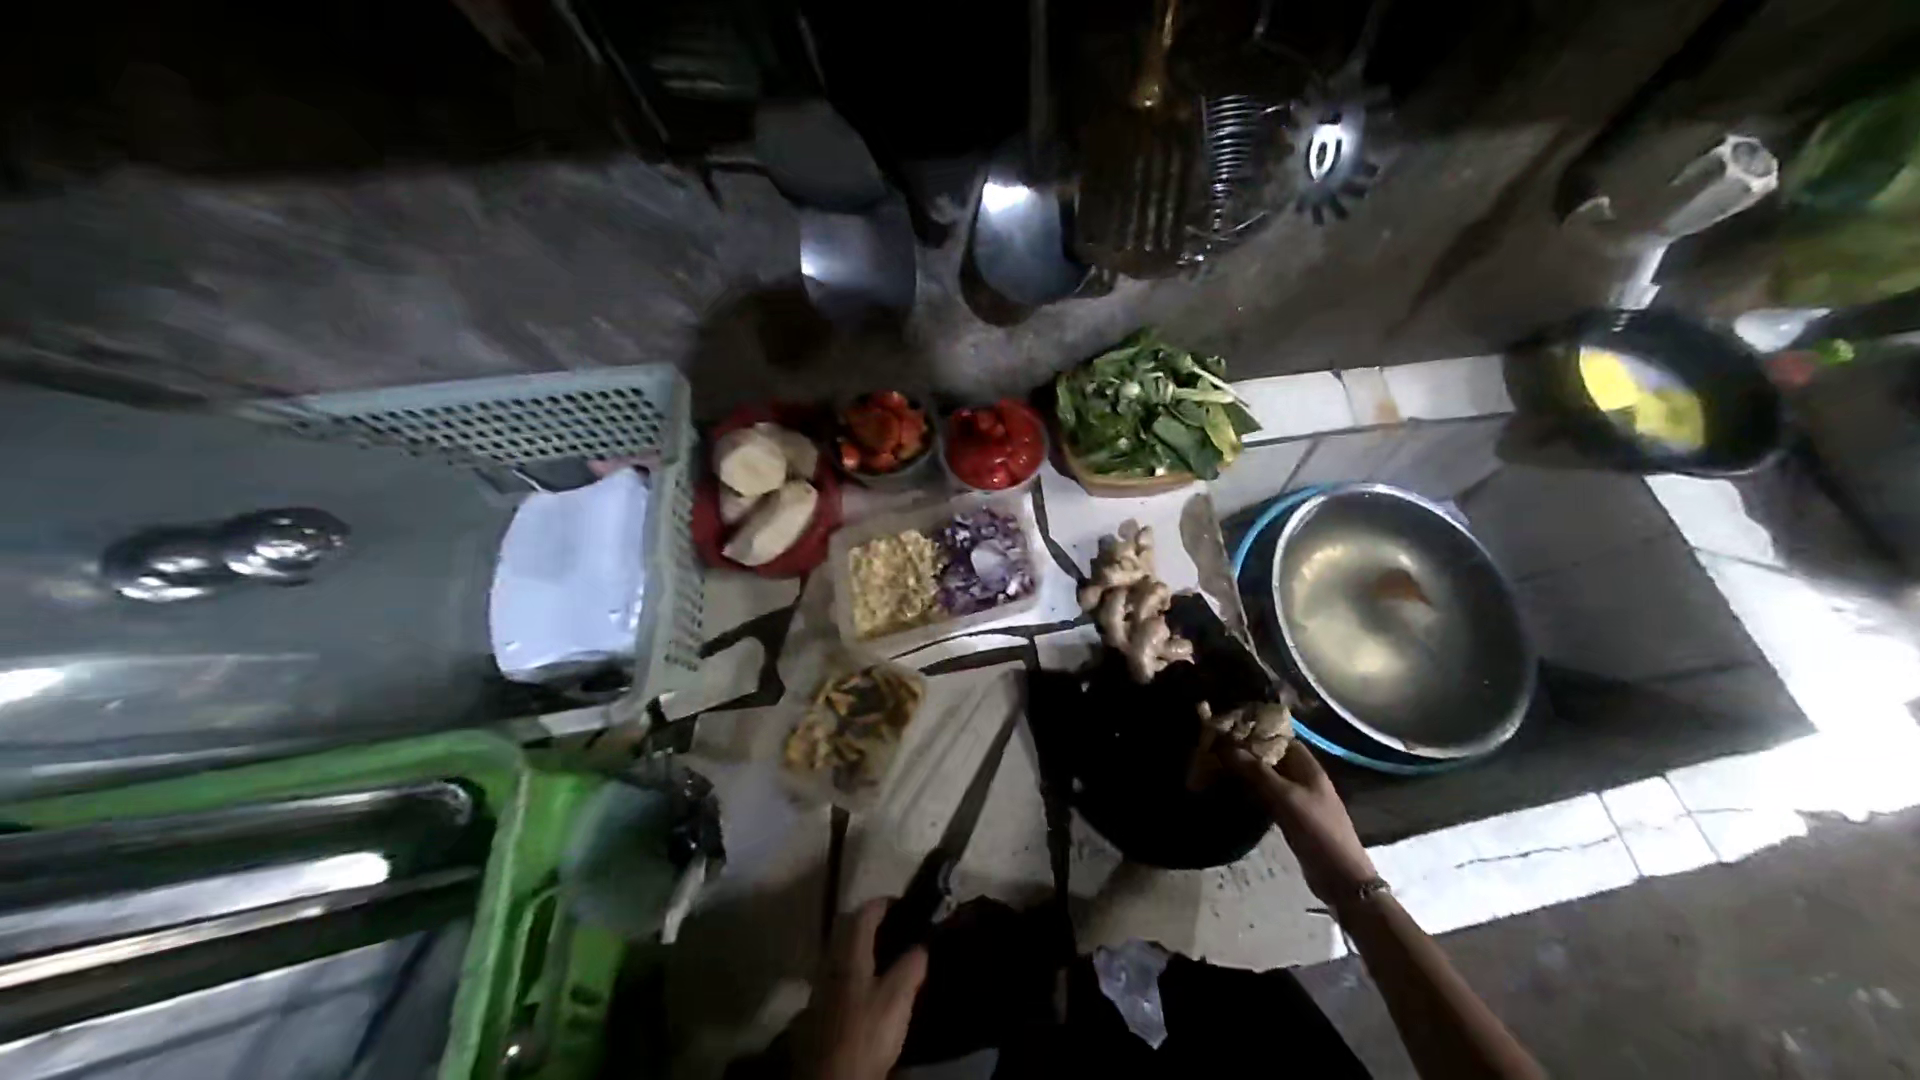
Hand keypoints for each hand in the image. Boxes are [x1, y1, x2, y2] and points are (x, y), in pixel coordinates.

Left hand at [801, 898, 928, 1079]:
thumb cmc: (866, 1032)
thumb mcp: (897, 998)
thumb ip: (911, 966)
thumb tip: (922, 944)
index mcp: (849, 952)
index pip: (864, 912)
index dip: (884, 903)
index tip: (902, 903)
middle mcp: (829, 961)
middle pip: (846, 928)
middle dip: (867, 921)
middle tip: (892, 927)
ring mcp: (819, 986)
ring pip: (838, 952)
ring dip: (857, 947)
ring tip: (881, 957)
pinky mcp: (816, 1010)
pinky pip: (835, 975)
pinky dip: (850, 970)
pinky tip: (864, 988)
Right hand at [1222, 741, 1378, 911]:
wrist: (1339, 876)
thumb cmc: (1316, 829)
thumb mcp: (1285, 797)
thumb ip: (1257, 771)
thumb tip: (1227, 746)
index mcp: (1308, 767)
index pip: (1282, 738)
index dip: (1258, 731)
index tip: (1230, 728)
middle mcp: (1303, 778)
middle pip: (1273, 757)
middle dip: (1248, 751)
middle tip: (1217, 746)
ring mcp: (1298, 798)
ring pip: (1268, 776)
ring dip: (1247, 771)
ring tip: (1219, 764)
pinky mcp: (1291, 816)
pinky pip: (1267, 795)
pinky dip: (1251, 790)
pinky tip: (1232, 789)